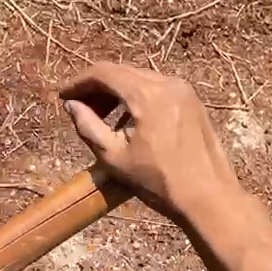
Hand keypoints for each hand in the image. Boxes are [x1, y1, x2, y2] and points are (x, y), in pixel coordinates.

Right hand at [60, 63, 243, 223]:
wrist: (209, 198)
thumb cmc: (159, 182)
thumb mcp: (114, 157)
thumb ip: (87, 126)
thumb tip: (71, 105)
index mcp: (147, 95)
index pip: (104, 73)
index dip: (79, 82)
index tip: (63, 96)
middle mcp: (167, 84)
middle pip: (121, 71)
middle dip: (96, 87)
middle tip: (78, 108)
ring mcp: (183, 90)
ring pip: (138, 78)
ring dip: (115, 91)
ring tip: (100, 116)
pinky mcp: (191, 100)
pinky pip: (155, 88)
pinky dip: (134, 96)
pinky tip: (126, 120)